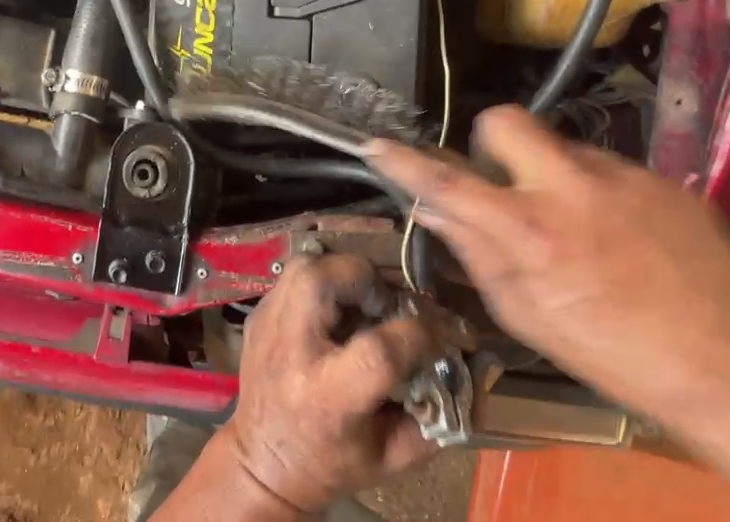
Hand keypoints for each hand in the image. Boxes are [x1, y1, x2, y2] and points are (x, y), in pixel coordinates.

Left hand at [225, 254, 437, 513]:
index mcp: (327, 396)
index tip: (440, 331)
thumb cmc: (331, 463)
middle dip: (367, 280)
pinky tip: (336, 311)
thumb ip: (437, 414)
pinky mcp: (257, 314)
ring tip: (362, 301)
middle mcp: (291, 351)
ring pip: (304, 266)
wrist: (263, 461)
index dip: (419, 332)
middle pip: (323, 280)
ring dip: (342, 273)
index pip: (378, 348)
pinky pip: (292, 277)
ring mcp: (267, 326)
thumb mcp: (393, 455)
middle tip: (388, 304)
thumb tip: (471, 364)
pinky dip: (321, 283)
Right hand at [365, 105, 729, 426]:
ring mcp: (625, 178)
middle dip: (490, 140)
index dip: (405, 161)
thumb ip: (476, 254)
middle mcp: (572, 188)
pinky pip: (610, 170)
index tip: (379, 146)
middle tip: (503, 183)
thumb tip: (435, 210)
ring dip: (550, 175)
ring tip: (577, 229)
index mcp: (530, 231)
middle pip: (504, 121)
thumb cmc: (618, 356)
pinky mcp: (666, 182)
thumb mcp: (528, 317)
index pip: (448, 181)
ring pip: (561, 148)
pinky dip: (598, 194)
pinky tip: (621, 239)